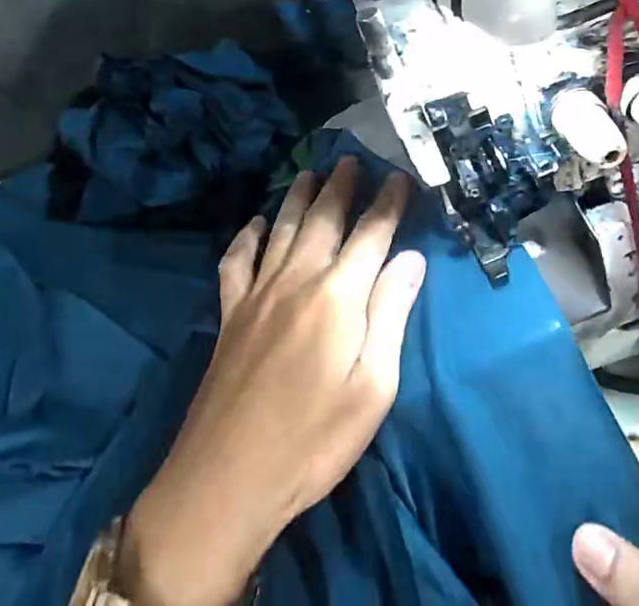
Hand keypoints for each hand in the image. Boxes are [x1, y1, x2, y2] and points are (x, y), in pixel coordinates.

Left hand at [119, 158, 424, 605]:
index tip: (400, 176)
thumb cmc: (314, 441)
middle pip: (323, 219)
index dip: (388, 203)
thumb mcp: (373, 387)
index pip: (371, 234)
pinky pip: (237, 260)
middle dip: (342, 186)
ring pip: (281, 229)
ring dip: (299, 197)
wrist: (226, 479)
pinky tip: (255, 223)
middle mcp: (295, 281)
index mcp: (338, 297)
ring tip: (311, 172)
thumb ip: (392, 314)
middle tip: (353, 158)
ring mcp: (256, 294)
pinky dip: (247, 235)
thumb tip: (412, 258)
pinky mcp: (229, 314)